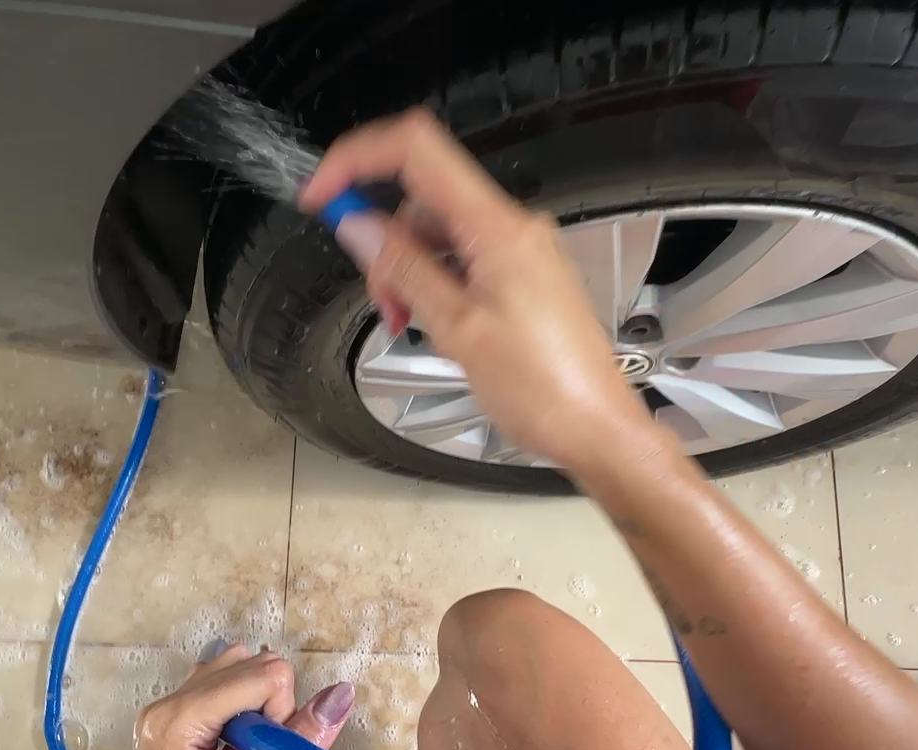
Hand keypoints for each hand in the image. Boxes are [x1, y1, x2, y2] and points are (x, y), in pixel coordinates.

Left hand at [128, 645, 353, 749]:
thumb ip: (291, 749)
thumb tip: (341, 694)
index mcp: (173, 721)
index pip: (258, 675)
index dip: (282, 715)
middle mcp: (165, 707)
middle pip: (250, 667)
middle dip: (272, 709)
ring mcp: (171, 717)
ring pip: (243, 677)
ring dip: (264, 713)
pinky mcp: (183, 731)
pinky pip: (232, 696)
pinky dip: (252, 719)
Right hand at [301, 108, 657, 471]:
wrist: (594, 428)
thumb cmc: (547, 390)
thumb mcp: (459, 330)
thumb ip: (406, 271)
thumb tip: (361, 228)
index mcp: (499, 230)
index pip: (416, 152)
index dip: (358, 163)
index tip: (323, 194)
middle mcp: (514, 231)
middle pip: (422, 204)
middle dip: (386, 247)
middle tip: (382, 302)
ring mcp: (520, 255)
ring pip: (440, 239)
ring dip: (409, 275)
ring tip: (409, 325)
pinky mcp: (522, 280)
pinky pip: (465, 264)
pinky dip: (436, 289)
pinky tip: (435, 327)